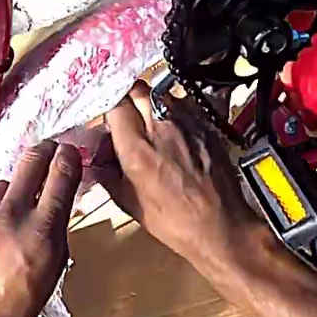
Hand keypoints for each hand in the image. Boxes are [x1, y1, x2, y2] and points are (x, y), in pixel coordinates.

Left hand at [0, 141, 79, 316]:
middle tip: (46, 151)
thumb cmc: (18, 306)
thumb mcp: (53, 265)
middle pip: (31, 160)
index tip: (67, 151)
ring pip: (1, 186)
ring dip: (5, 199)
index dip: (67, 157)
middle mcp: (12, 216)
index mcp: (44, 232)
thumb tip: (57, 194)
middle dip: (43, 152)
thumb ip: (55, 226)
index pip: (61, 175)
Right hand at [103, 81, 268, 273]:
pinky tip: (175, 130)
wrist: (221, 226)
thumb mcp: (129, 202)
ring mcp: (188, 123)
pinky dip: (175, 112)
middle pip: (138, 89)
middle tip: (127, 114)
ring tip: (153, 125)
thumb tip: (94, 159)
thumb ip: (107, 174)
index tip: (108, 116)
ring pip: (162, 93)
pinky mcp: (207, 124)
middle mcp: (162, 129)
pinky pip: (186, 104)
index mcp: (137, 150)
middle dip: (129, 98)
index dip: (109, 107)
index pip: (115, 104)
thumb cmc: (177, 221)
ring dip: (152, 104)